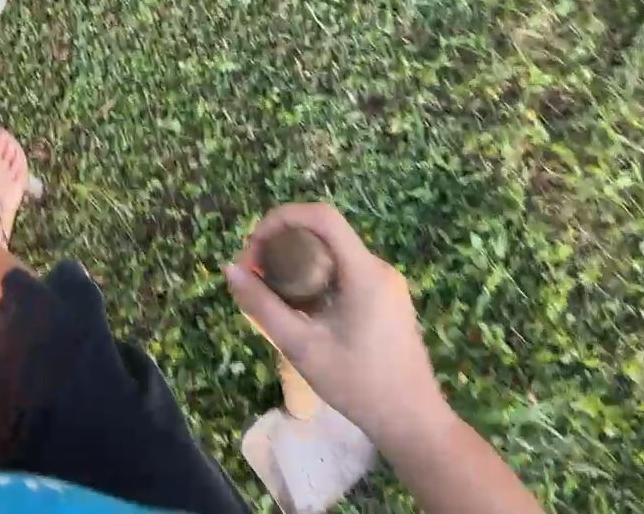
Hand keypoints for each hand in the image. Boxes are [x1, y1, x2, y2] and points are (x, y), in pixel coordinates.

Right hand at [226, 203, 453, 450]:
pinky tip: (296, 305)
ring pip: (328, 251)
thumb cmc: (359, 385)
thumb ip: (262, 305)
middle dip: (279, 242)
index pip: (322, 217)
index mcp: (365, 273)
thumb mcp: (301, 346)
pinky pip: (339, 269)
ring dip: (293, 260)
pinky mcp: (383, 297)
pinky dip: (310, 275)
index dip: (282, 217)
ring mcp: (384, 283)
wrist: (414, 425)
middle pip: (320, 232)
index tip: (255, 247)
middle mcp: (378, 269)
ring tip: (268, 289)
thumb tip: (229, 269)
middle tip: (253, 273)